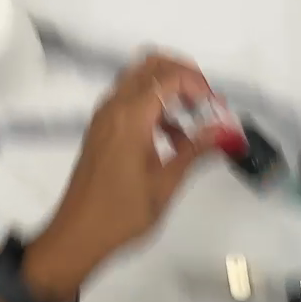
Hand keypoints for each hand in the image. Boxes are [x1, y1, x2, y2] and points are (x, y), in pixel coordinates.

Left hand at [24, 53, 219, 301]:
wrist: (76, 236)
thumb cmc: (120, 214)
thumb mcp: (165, 184)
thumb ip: (195, 150)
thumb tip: (224, 130)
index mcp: (130, 117)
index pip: (170, 78)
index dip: (199, 85)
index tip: (218, 107)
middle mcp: (114, 107)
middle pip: (151, 65)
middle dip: (184, 75)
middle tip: (206, 100)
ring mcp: (105, 116)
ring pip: (139, 79)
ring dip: (168, 89)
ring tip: (193, 122)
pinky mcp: (101, 128)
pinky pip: (129, 99)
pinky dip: (153, 104)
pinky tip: (172, 139)